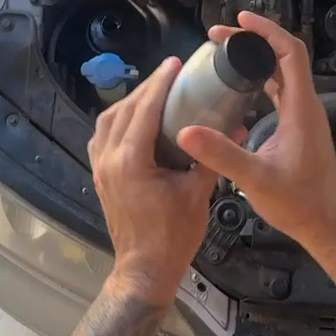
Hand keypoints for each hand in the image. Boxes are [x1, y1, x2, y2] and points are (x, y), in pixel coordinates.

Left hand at [87, 55, 217, 304]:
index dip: (159, 83)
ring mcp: (99, 167)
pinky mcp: (99, 176)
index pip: (144, 109)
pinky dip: (118, 121)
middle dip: (146, 88)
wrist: (144, 270)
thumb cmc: (173, 235)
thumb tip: (236, 130)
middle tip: (169, 74)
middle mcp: (109, 158)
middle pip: (123, 110)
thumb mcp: (198, 195)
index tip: (174, 64)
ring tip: (154, 92)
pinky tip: (136, 119)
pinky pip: (103, 137)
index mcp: (131, 160)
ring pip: (108, 121)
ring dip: (130, 102)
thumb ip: (213, 159)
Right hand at [175, 12, 335, 250]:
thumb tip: (187, 131)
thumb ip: (221, 154)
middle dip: (253, 41)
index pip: (290, 52)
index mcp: (301, 108)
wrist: (328, 227)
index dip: (267, 30)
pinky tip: (236, 88)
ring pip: (281, 73)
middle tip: (218, 37)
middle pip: (283, 56)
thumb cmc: (301, 204)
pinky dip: (259, 80)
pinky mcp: (297, 129)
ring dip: (255, 59)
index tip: (240, 20)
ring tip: (223, 55)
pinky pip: (279, 92)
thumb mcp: (256, 179)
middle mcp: (304, 106)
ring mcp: (303, 117)